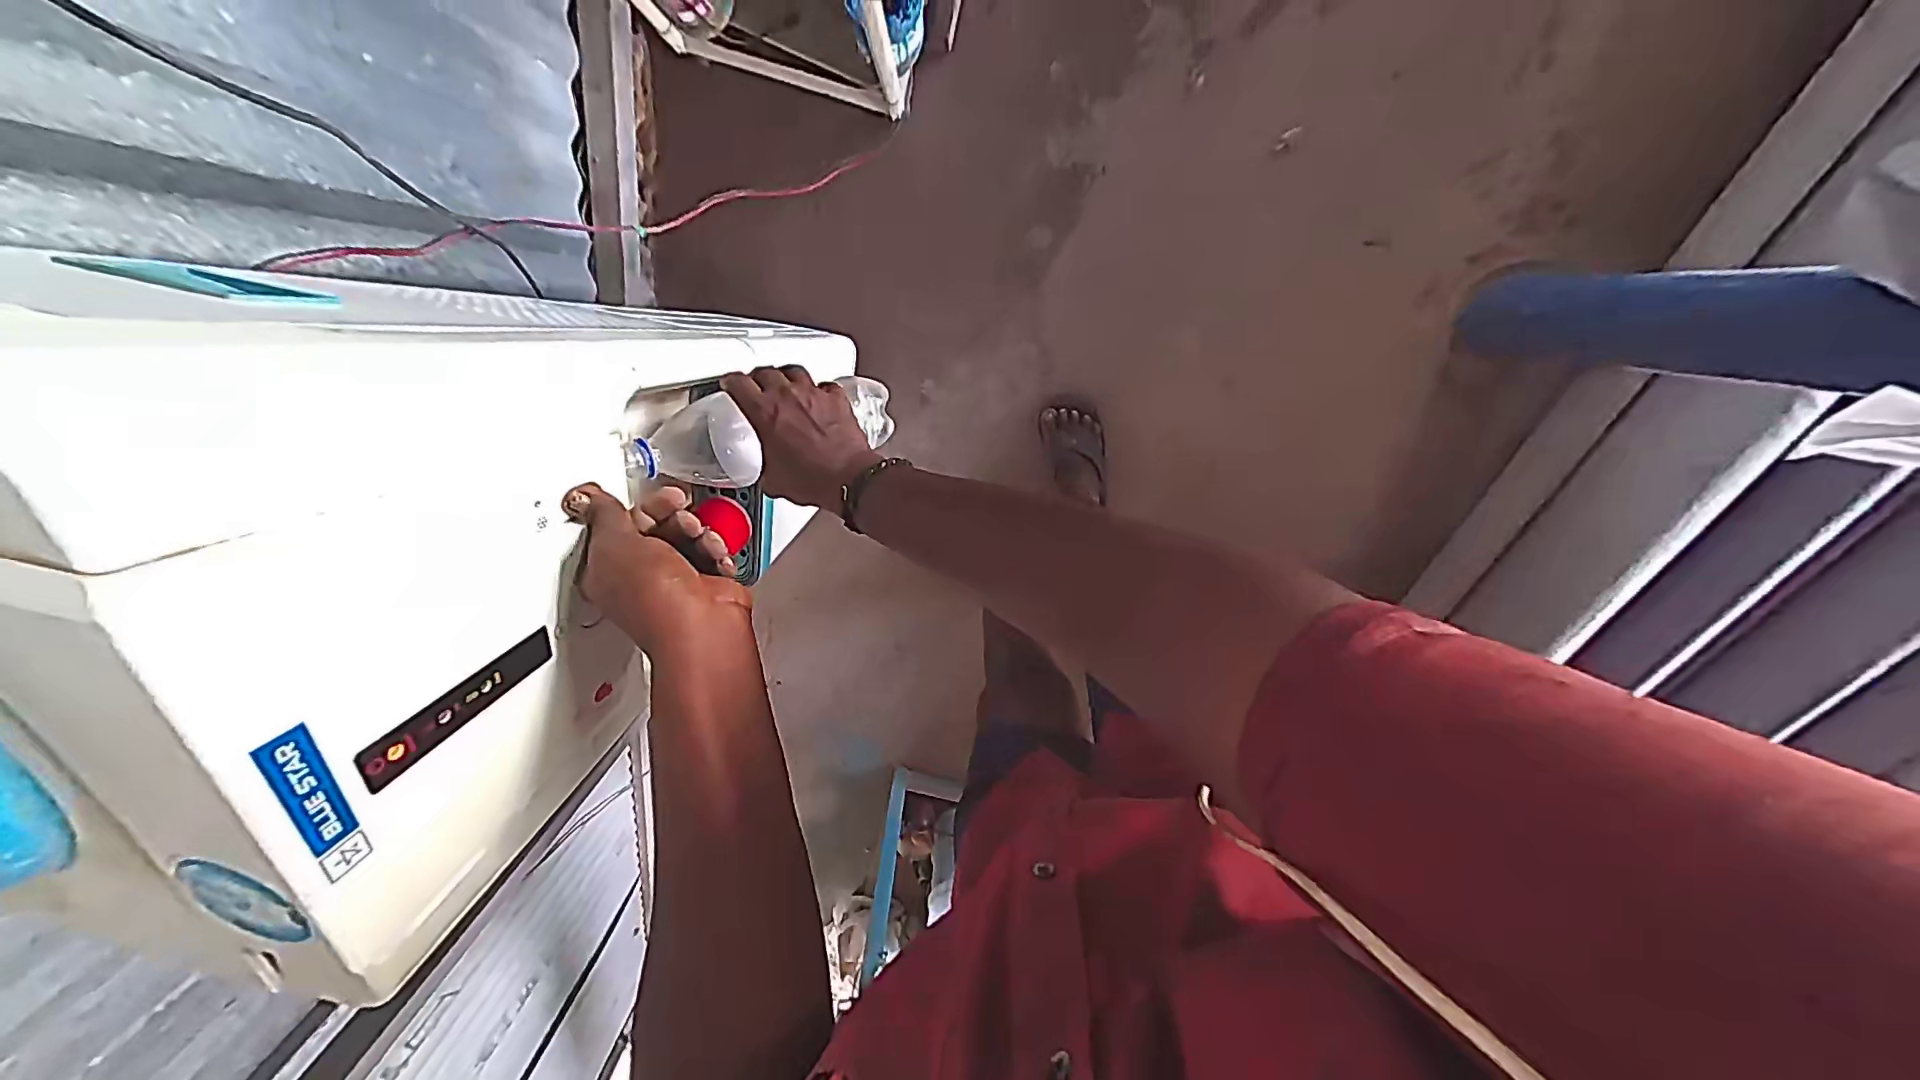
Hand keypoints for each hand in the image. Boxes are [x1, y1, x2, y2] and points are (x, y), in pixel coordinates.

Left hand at [563, 483, 749, 653]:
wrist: (701, 624)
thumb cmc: (654, 597)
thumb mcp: (616, 542)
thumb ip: (603, 513)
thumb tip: (585, 496)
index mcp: (606, 569)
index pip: (616, 526)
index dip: (634, 507)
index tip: (652, 496)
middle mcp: (640, 577)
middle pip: (655, 528)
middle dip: (672, 516)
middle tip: (681, 513)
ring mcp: (674, 581)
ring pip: (687, 538)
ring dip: (698, 532)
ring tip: (702, 537)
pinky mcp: (705, 584)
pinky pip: (712, 554)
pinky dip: (716, 550)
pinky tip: (714, 555)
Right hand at [721, 367, 880, 510]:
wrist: (848, 478)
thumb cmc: (814, 478)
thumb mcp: (773, 479)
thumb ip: (762, 466)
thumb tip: (763, 472)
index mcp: (765, 412)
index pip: (739, 383)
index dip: (731, 382)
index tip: (731, 385)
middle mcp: (788, 396)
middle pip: (766, 372)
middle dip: (758, 379)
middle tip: (757, 388)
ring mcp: (814, 394)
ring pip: (794, 372)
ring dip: (786, 378)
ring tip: (786, 387)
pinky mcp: (836, 400)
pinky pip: (824, 385)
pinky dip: (819, 389)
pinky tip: (818, 397)